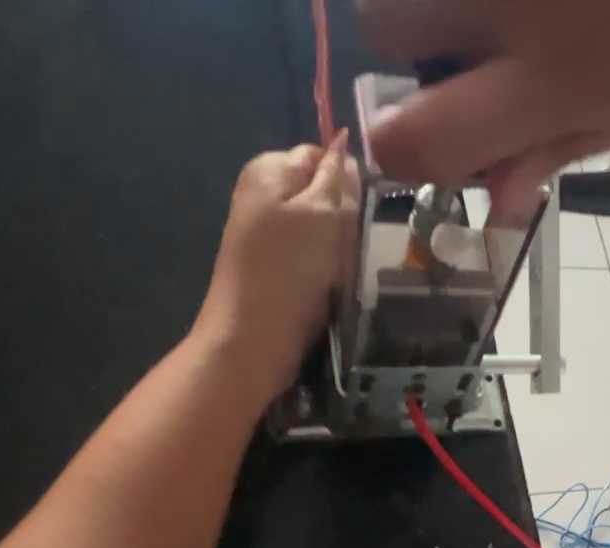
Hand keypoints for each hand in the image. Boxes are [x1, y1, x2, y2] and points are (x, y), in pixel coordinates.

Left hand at [194, 132, 358, 407]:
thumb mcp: (324, 214)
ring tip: (335, 272)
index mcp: (268, 168)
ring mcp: (261, 231)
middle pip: (320, 193)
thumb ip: (337, 177)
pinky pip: (307, 255)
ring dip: (334, 248)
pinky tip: (323, 287)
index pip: (323, 156)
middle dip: (340, 218)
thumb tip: (345, 145)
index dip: (345, 183)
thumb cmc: (291, 272)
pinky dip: (321, 269)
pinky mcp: (268, 265)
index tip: (355, 215)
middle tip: (344, 248)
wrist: (254, 340)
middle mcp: (260, 192)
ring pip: (318, 227)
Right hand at [360, 0, 609, 217]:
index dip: (396, 152)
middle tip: (459, 54)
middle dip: (404, 46)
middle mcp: (514, 1)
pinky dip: (478, 0)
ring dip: (439, 11)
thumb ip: (552, 153)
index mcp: (551, 79)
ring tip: (512, 22)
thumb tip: (495, 202)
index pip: (419, 135)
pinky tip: (534, 6)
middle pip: (384, 22)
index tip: (411, 146)